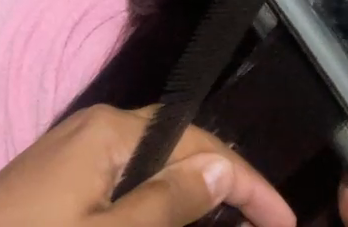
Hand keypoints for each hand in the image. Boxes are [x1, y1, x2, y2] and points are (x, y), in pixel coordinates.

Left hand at [0, 104, 295, 226]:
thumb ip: (166, 202)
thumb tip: (223, 165)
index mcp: (108, 132)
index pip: (194, 141)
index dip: (245, 177)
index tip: (286, 219)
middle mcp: (94, 129)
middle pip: (175, 145)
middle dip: (222, 180)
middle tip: (264, 220)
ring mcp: (75, 153)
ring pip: (151, 165)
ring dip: (190, 193)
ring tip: (230, 221)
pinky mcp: (61, 180)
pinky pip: (124, 180)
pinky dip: (155, 200)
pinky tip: (172, 220)